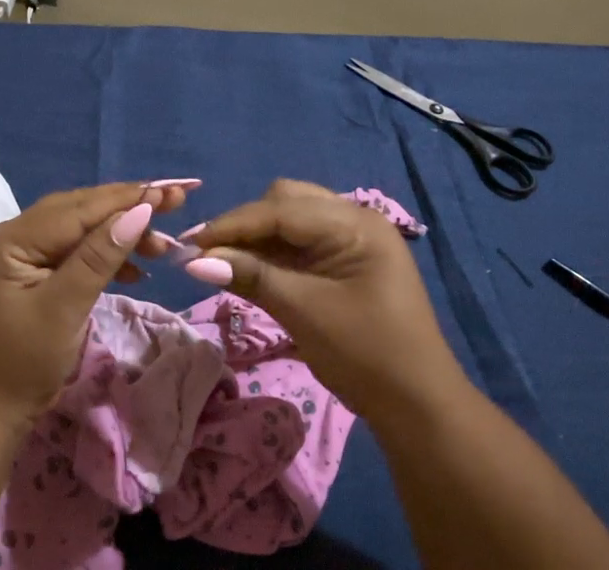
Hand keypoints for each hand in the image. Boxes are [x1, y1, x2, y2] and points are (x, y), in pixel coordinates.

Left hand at [0, 181, 189, 422]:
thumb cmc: (22, 363)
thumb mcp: (64, 309)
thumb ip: (99, 258)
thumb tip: (140, 211)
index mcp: (12, 240)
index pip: (77, 209)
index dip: (125, 199)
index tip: (170, 191)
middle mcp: (15, 237)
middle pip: (80, 212)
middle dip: (128, 208)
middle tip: (176, 202)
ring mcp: (24, 256)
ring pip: (81, 231)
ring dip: (121, 234)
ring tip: (163, 246)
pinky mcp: (36, 276)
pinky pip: (76, 253)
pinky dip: (107, 257)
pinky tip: (136, 269)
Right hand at [181, 179, 462, 418]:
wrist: (418, 406)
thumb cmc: (364, 353)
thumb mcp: (302, 311)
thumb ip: (250, 276)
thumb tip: (194, 261)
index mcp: (354, 223)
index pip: (279, 209)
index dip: (231, 225)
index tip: (190, 244)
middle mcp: (356, 220)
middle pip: (286, 203)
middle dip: (245, 225)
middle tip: (208, 255)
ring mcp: (354, 241)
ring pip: (292, 221)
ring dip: (257, 239)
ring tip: (222, 263)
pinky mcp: (349, 263)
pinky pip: (302, 244)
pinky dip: (274, 254)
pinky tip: (249, 270)